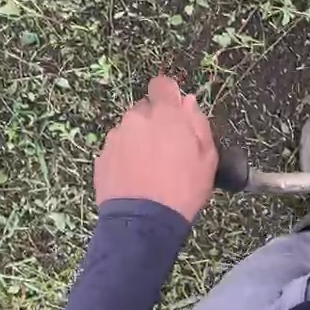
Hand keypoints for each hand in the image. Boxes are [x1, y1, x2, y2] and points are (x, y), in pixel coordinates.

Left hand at [94, 75, 217, 220]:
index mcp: (165, 113)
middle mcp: (137, 118)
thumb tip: (188, 104)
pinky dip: (125, 157)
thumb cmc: (183, 190)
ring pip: (130, 129)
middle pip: (146, 109)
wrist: (144, 225)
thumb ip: (198, 124)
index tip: (174, 112)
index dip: (168, 95)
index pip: (162, 85)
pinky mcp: (102, 157)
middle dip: (155, 123)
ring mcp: (116, 137)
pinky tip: (136, 178)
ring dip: (139, 140)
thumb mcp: (207, 157)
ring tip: (150, 169)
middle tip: (167, 149)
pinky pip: (117, 149)